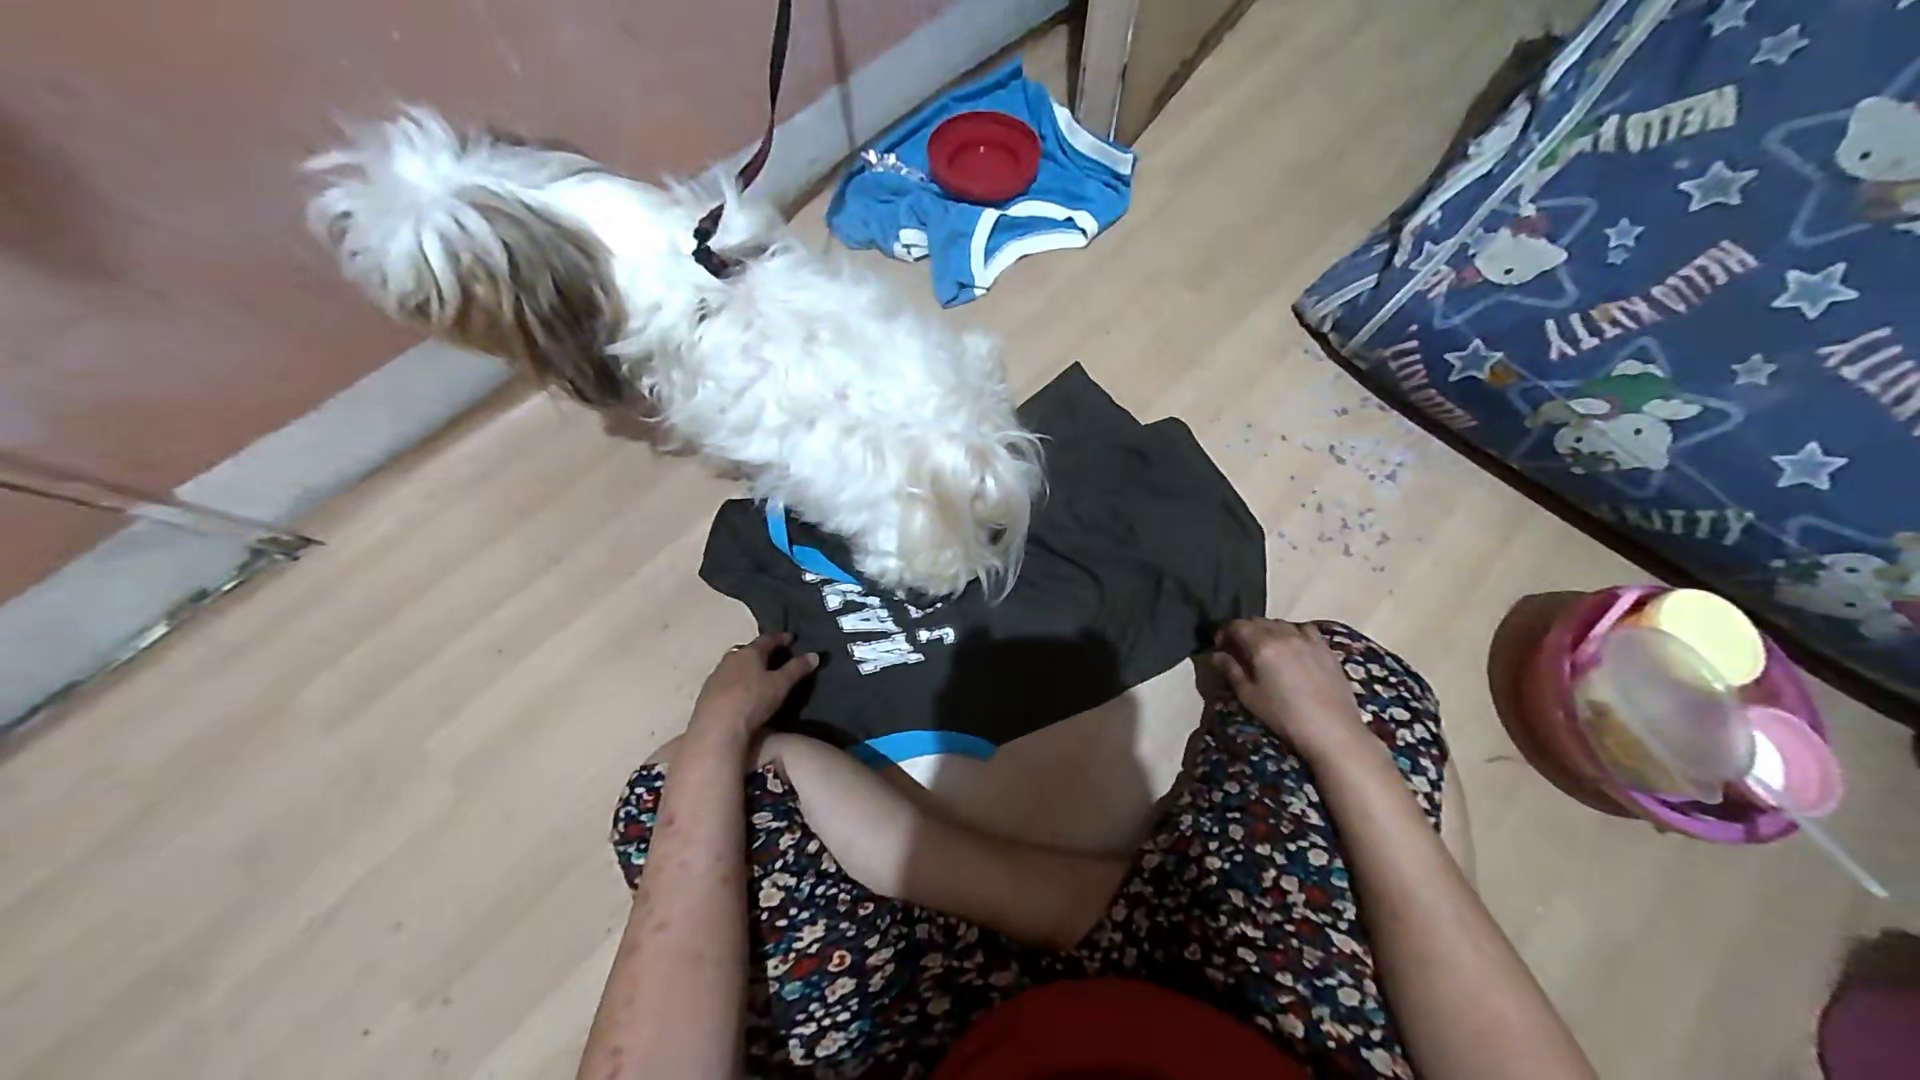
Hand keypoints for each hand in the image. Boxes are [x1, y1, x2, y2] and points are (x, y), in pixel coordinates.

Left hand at [687, 633, 819, 744]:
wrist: (716, 728)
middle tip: (773, 657)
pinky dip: (736, 682)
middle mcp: (731, 659)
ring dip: (746, 668)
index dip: (781, 638)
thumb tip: (814, 654)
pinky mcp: (707, 693)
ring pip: (735, 665)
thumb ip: (797, 669)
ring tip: (757, 676)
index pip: (767, 639)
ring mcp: (716, 675)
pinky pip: (726, 681)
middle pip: (748, 650)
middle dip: (761, 652)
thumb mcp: (781, 685)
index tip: (791, 638)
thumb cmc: (752, 700)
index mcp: (749, 652)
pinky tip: (741, 693)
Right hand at [1212, 619, 1372, 761]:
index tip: (1221, 646)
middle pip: (1259, 621)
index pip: (1237, 625)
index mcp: (1262, 645)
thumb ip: (1231, 670)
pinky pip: (1305, 630)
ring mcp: (1308, 640)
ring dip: (1268, 630)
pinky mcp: (1326, 649)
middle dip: (1245, 630)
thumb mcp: (1249, 696)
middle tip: (1240, 649)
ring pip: (1281, 623)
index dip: (1225, 632)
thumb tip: (1217, 655)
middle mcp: (1284, 635)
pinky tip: (1294, 648)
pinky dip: (1293, 633)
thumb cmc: (1283, 715)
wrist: (1331, 729)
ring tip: (1266, 648)